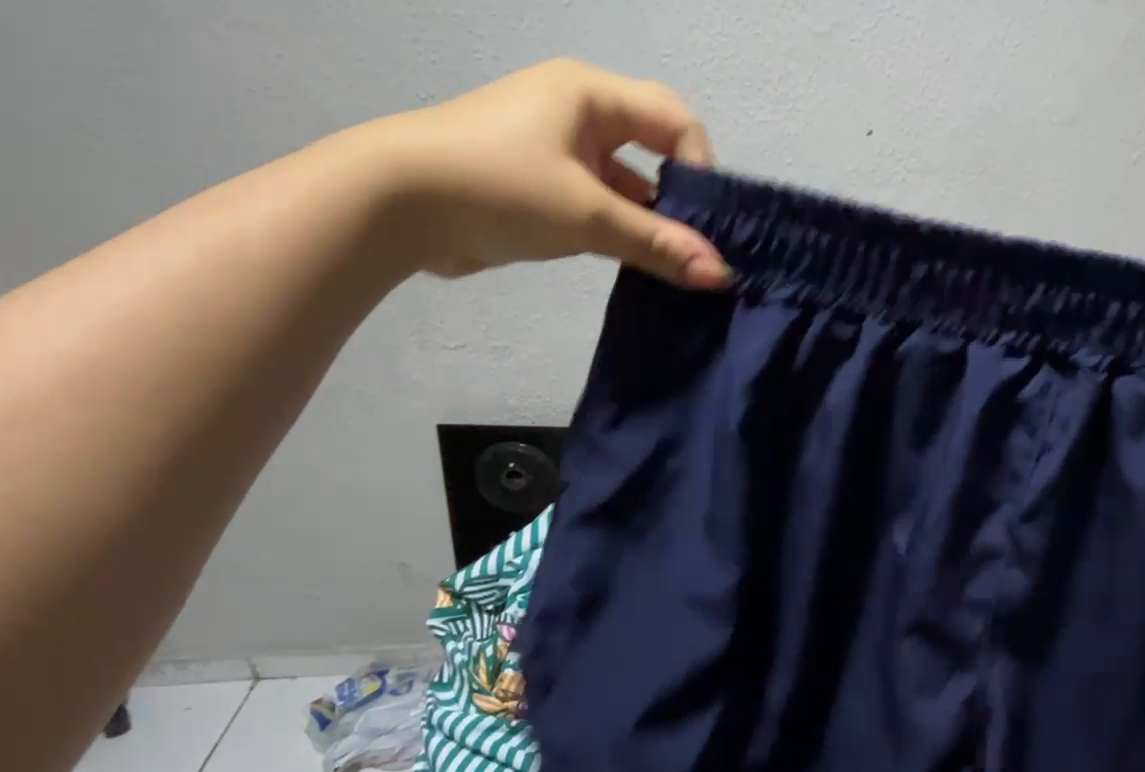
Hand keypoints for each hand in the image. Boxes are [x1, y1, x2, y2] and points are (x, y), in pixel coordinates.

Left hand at [353, 58, 729, 286]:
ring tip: (675, 265)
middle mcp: (578, 112)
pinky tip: (640, 265)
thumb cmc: (498, 187)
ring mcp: (558, 148)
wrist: (393, 204)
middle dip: (681, 198)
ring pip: (629, 182)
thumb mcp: (587, 217)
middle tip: (698, 246)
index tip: (705, 223)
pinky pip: (602, 203)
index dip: (700, 169)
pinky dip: (623, 231)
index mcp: (590, 94)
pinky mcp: (543, 184)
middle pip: (655, 149)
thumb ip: (659, 245)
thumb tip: (721, 275)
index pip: (675, 120)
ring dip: (652, 221)